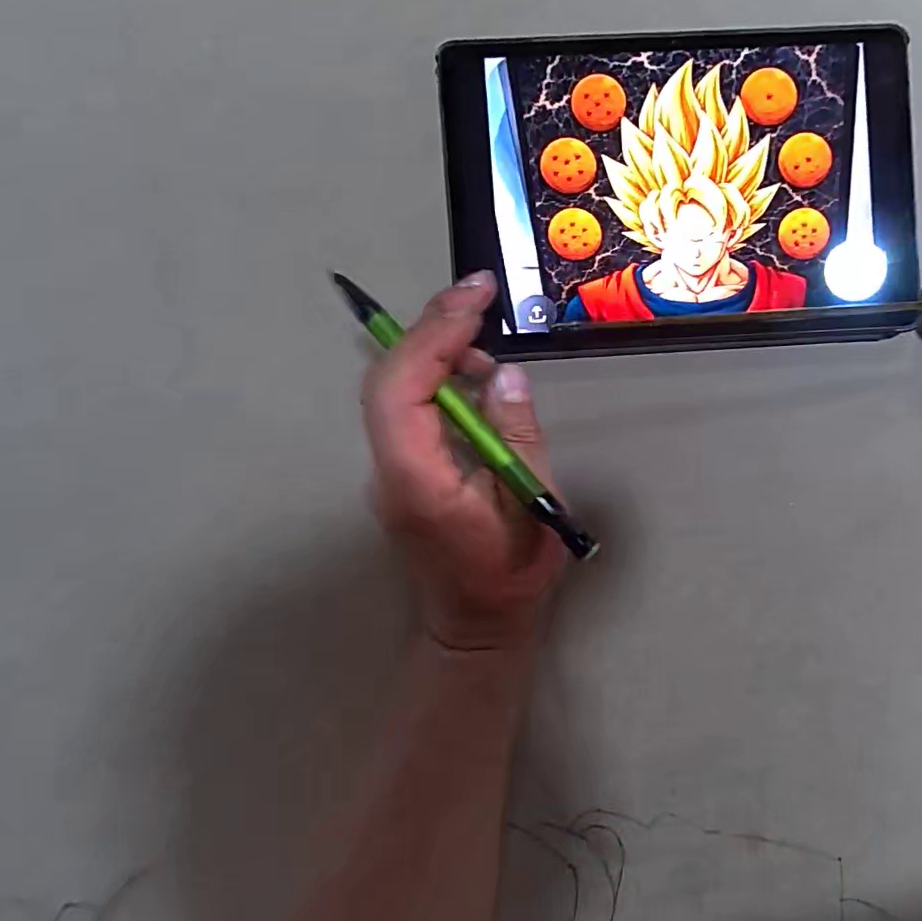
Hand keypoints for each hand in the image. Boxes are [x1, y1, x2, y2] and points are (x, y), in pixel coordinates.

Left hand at [362, 272, 566, 651]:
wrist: (475, 627)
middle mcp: (388, 471)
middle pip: (387, 381)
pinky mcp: (401, 468)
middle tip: (478, 293)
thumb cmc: (511, 576)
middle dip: (431, 327)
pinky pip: (408, 407)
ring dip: (435, 351)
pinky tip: (472, 374)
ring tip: (485, 342)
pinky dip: (436, 375)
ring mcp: (388, 470)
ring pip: (393, 390)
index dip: (432, 336)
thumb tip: (504, 375)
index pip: (401, 393)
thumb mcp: (534, 506)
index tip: (474, 297)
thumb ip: (519, 438)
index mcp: (417, 482)